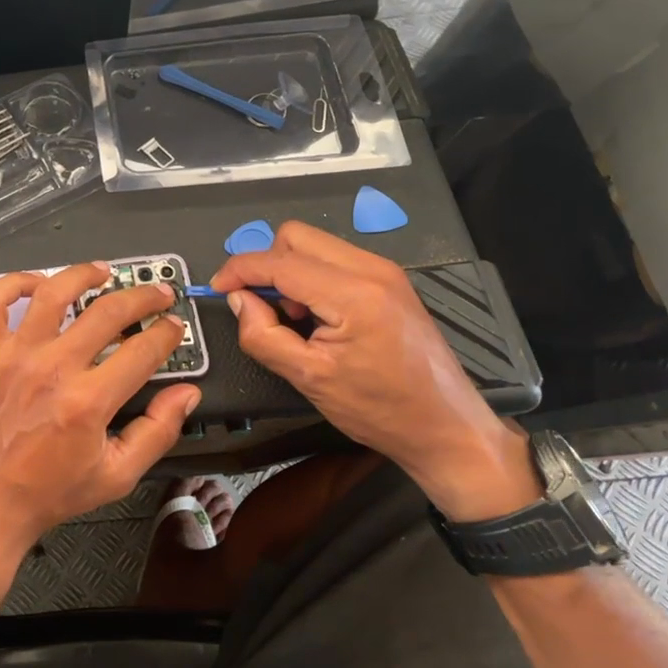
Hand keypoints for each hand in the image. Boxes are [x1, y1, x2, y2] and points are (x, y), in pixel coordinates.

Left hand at [0, 263, 201, 554]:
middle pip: (106, 312)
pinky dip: (14, 284)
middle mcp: (52, 369)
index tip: (174, 325)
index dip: (167, 332)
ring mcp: (13, 355)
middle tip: (155, 293)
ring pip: (52, 293)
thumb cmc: (49, 492)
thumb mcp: (116, 475)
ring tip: (102, 273)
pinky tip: (37, 284)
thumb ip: (157, 431)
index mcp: (88, 401)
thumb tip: (186, 394)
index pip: (142, 350)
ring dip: (82, 275)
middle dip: (141, 298)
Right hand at [211, 223, 540, 521]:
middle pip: (295, 236)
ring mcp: (385, 272)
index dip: (239, 270)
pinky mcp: (390, 281)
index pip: (280, 262)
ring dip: (290, 270)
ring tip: (294, 317)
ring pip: (315, 244)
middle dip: (267, 265)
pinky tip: (317, 315)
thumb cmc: (380, 410)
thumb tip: (240, 301)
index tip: (218, 288)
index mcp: (354, 294)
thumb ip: (264, 335)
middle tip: (264, 306)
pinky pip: (335, 259)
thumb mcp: (309, 379)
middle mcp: (372, 270)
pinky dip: (312, 276)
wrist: (449, 430)